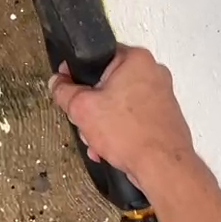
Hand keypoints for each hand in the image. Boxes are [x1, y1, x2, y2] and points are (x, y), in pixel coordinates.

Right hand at [48, 45, 212, 198]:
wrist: (160, 165)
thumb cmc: (132, 134)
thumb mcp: (81, 108)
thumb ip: (64, 91)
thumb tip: (57, 83)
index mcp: (136, 59)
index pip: (97, 56)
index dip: (76, 73)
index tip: (67, 84)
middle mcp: (153, 72)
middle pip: (107, 83)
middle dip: (91, 106)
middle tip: (85, 119)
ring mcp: (161, 95)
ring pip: (118, 104)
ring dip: (103, 123)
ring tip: (99, 139)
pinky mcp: (163, 116)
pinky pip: (132, 119)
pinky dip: (119, 132)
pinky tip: (110, 148)